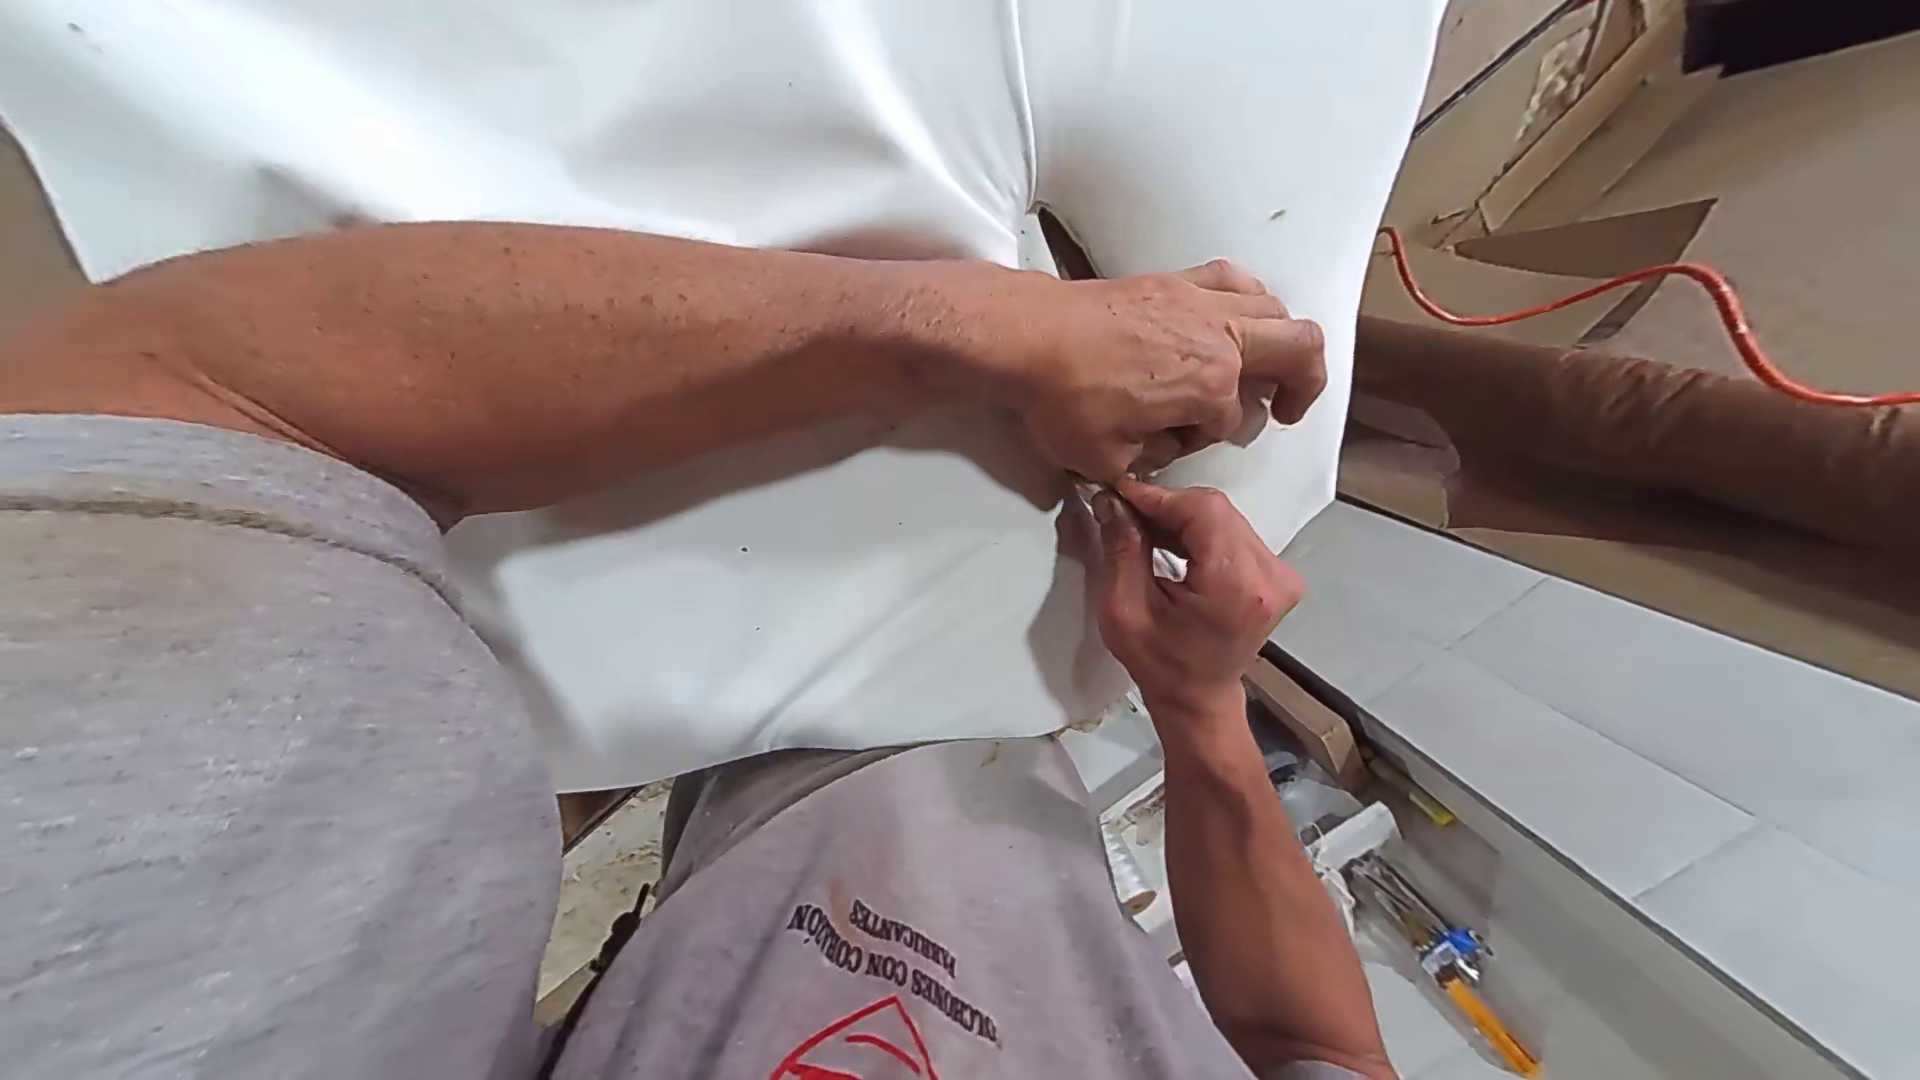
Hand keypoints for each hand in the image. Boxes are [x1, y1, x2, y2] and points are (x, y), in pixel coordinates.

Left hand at [993, 260, 1325, 480]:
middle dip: (1305, 385)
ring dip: (1284, 339)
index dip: (1203, 440)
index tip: (1172, 442)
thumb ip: (1147, 458)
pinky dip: (1248, 297)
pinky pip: (1232, 279)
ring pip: (1275, 308)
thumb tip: (1163, 441)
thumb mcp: (1105, 458)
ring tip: (1267, 363)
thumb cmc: (1063, 400)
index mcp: (1209, 386)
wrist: (1028, 338)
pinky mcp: (1174, 280)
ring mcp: (1199, 300)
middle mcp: (1219, 337)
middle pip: (1297, 350)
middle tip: (1289, 409)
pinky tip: (1234, 315)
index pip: (1226, 423)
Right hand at [1092, 476, 1302, 737]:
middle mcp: (1269, 574)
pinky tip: (1168, 541)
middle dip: (1165, 506)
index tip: (1118, 495)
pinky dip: (1197, 531)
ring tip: (1142, 529)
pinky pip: (1231, 532)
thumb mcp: (1124, 609)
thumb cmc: (1158, 663)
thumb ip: (1122, 548)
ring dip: (1179, 517)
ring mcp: (1279, 574)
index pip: (1201, 510)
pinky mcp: (1276, 574)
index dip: (1157, 496)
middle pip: (1214, 509)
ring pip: (1222, 517)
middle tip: (1124, 513)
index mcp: (1235, 585)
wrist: (1198, 698)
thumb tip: (1112, 500)